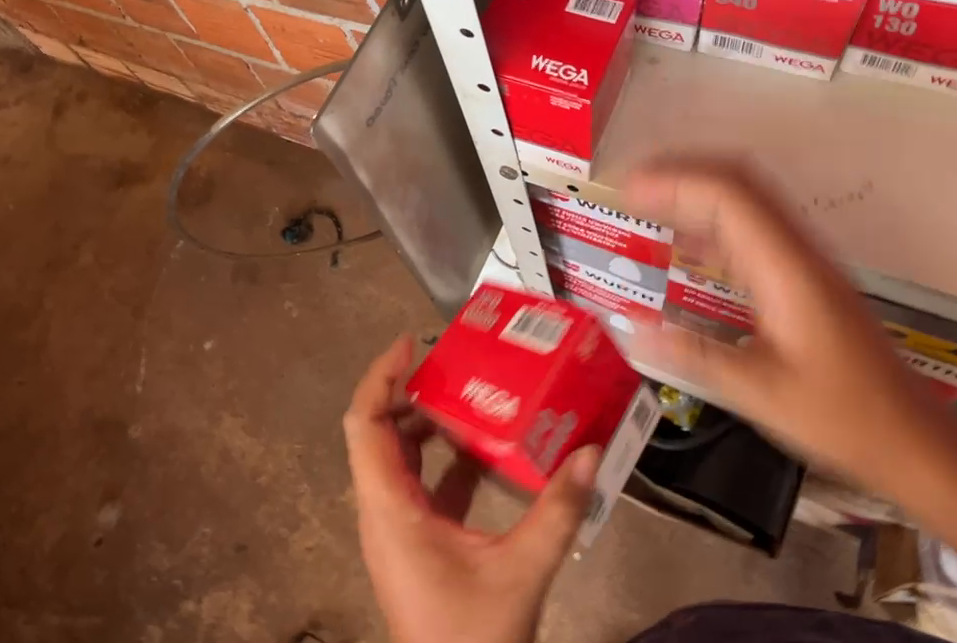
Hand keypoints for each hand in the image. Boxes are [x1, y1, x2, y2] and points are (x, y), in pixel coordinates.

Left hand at [343, 335, 600, 642]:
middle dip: (409, 392)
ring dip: (427, 424)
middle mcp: (382, 511)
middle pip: (377, 434)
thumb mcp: (521, 571)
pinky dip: (444, 460)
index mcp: (390, 509)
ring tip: (472, 394)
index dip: (380, 377)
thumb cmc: (472, 636)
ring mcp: (396, 529)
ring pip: (398, 459)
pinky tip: (486, 449)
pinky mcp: (415, 543)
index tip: (412, 343)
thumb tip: (592, 451)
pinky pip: (421, 485)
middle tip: (453, 364)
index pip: (364, 425)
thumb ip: (558, 511)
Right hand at [623, 161, 951, 485]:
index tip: (627, 191)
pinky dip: (712, 225)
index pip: (729, 196)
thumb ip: (693, 356)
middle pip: (740, 182)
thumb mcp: (760, 394)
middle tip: (631, 188)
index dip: (674, 182)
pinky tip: (683, 248)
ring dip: (696, 194)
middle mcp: (797, 252)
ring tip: (646, 206)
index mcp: (787, 270)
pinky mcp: (804, 279)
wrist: (917, 440)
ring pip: (747, 201)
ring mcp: (804, 262)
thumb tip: (629, 329)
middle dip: (682, 173)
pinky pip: (753, 231)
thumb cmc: (844, 419)